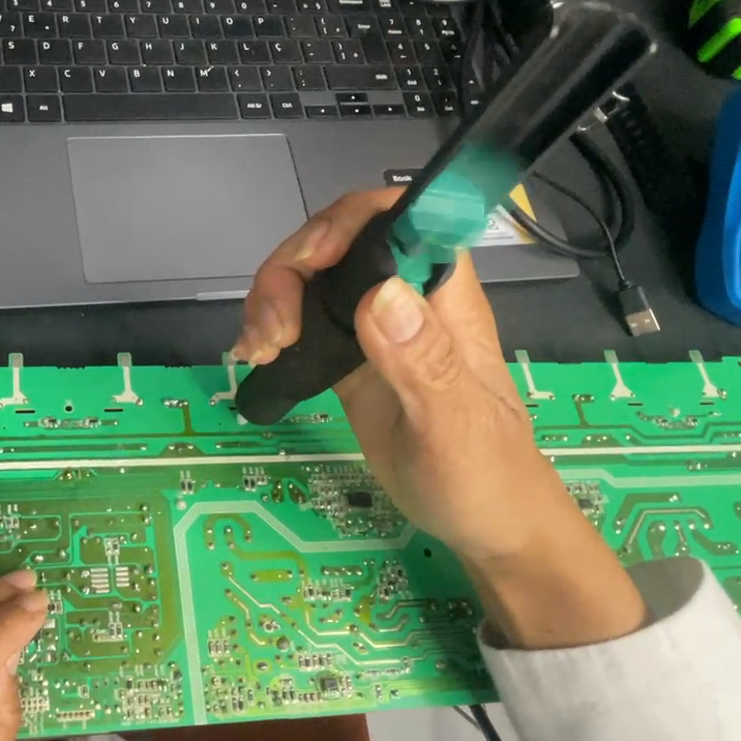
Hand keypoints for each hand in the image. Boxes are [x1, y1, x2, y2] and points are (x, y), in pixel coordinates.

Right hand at [233, 190, 582, 565]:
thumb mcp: (454, 428)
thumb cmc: (483, 477)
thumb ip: (423, 363)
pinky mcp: (348, 356)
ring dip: (272, 300)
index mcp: (442, 299)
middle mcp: (405, 299)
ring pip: (311, 278)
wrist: (482, 522)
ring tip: (258, 351)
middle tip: (271, 332)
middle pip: (338, 243)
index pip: (398, 218)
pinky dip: (270, 329)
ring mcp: (372, 327)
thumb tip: (379, 293)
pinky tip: (257, 358)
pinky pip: (300, 319)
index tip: (310, 264)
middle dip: (291, 271)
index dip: (347, 223)